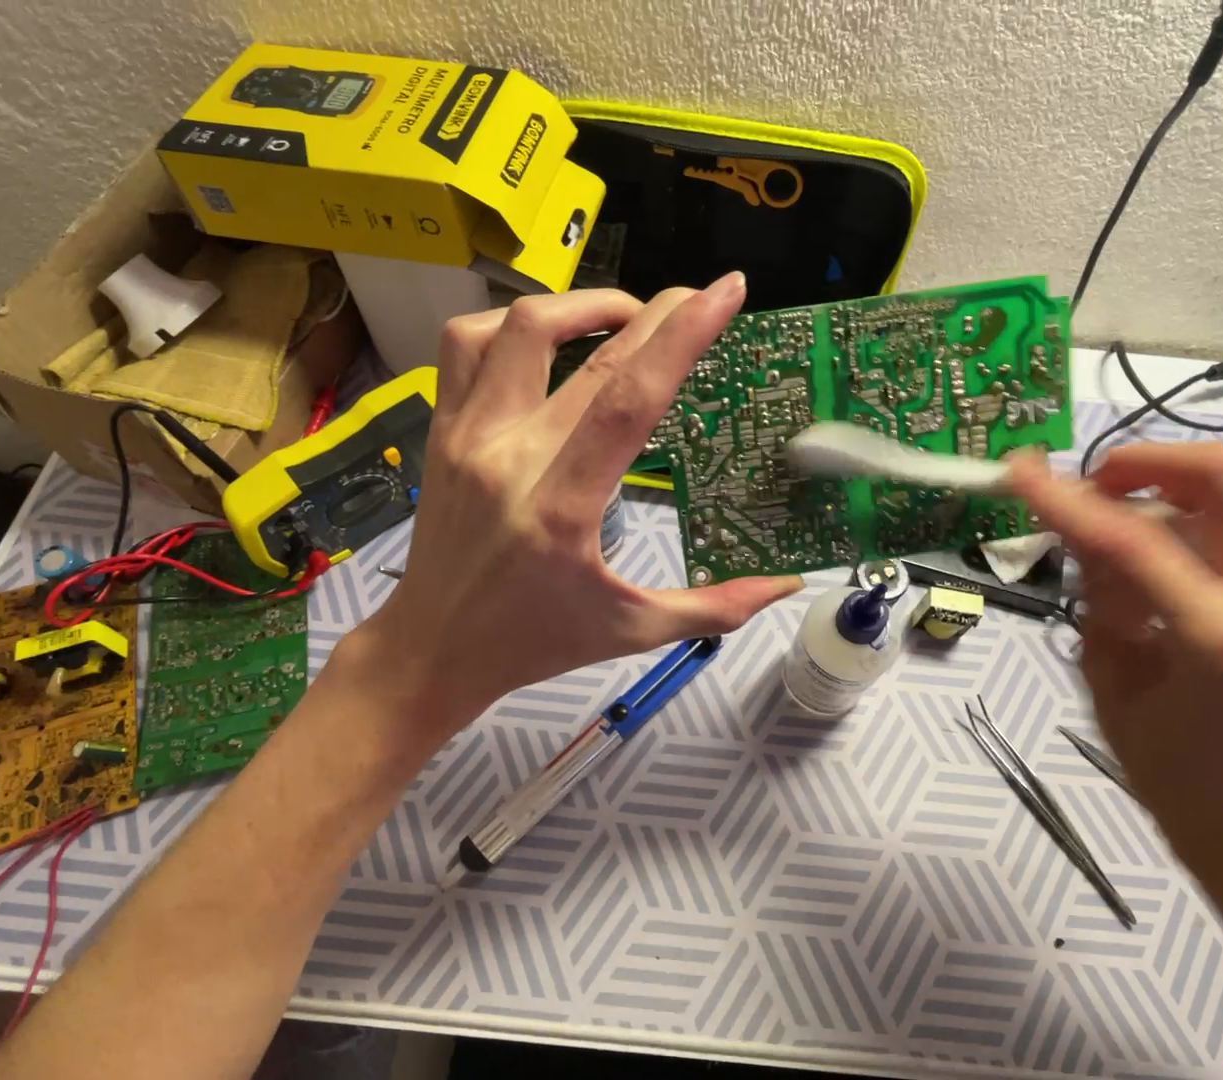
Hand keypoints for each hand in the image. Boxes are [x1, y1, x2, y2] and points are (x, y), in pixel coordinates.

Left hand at [348, 279, 800, 745]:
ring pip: (520, 328)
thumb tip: (788, 584)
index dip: (682, 337)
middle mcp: (510, 459)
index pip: (629, 401)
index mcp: (563, 509)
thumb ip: (715, 607)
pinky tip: (549, 337)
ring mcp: (468, 437)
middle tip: (700, 297)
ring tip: (626, 316)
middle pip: (592, 357)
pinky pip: (465, 344)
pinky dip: (512, 322)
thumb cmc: (536, 643)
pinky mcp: (442, 430)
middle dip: (657, 314)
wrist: (434, 648)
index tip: (725, 292)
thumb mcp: (631, 631)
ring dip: (582, 305)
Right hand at [1002, 444, 1222, 870]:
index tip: (1021, 473)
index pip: (1141, 542)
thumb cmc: (1166, 762)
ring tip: (1139, 494)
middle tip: (1095, 487)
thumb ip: (1100, 591)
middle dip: (1148, 463)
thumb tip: (1079, 522)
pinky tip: (1179, 514)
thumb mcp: (1107, 676)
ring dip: (1191, 466)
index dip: (1072, 501)